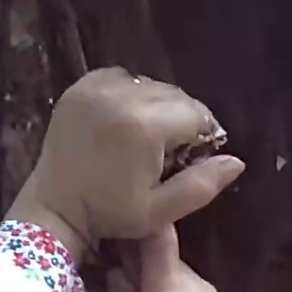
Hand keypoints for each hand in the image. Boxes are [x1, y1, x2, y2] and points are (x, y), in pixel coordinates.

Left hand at [7, 68, 244, 256]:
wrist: (54, 206)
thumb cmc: (109, 213)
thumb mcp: (160, 210)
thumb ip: (201, 186)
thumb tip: (237, 161)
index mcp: (145, 126)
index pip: (197, 115)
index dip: (201, 137)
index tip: (189, 158)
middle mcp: (123, 96)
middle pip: (175, 96)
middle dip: (179, 120)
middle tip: (167, 151)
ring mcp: (98, 87)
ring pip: (150, 86)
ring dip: (156, 107)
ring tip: (144, 137)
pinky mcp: (81, 86)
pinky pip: (122, 79)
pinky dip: (130, 96)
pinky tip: (123, 121)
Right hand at [109, 227, 284, 291]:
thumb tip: (117, 273)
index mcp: (168, 277)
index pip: (157, 233)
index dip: (140, 224)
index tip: (118, 227)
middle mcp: (194, 279)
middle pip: (164, 261)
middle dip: (141, 267)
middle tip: (117, 286)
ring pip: (177, 282)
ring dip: (158, 290)